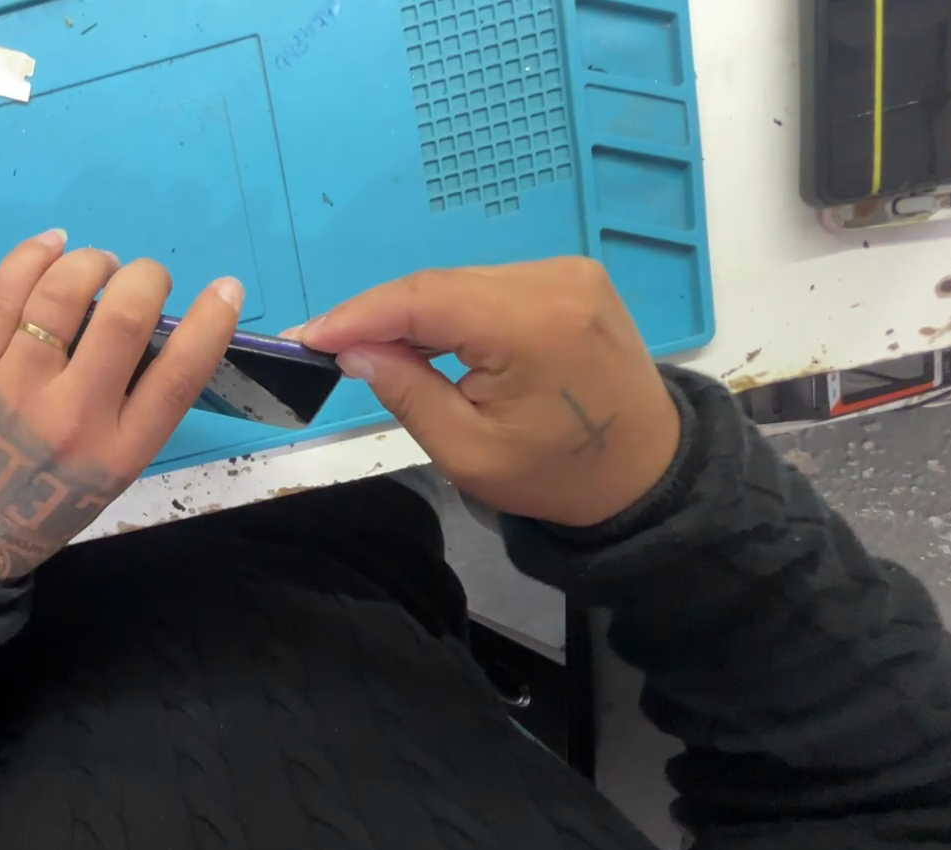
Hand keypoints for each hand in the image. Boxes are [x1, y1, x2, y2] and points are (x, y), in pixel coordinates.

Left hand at [0, 230, 245, 578]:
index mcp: (119, 453)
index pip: (181, 376)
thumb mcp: (108, 476)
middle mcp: (73, 417)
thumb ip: (134, 413)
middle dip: (147, 278)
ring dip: (92, 261)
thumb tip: (152, 333)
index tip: (225, 290)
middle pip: (125, 319)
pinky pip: (4, 292)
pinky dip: (35, 255)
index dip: (213, 323)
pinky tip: (52, 246)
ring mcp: (16, 388)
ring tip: (97, 264)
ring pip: (62, 293)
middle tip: (143, 278)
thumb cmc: (46, 506)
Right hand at [297, 257, 679, 527]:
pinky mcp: (567, 281)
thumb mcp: (465, 451)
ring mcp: (566, 274)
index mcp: (534, 324)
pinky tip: (412, 339)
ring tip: (359, 348)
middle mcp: (554, 280)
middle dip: (372, 315)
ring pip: (456, 284)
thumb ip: (406, 393)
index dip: (356, 315)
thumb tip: (354, 352)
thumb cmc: (553, 475)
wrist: (645, 472)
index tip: (305, 338)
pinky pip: (481, 288)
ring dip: (403, 314)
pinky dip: (438, 312)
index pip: (423, 299)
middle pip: (437, 285)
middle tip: (320, 346)